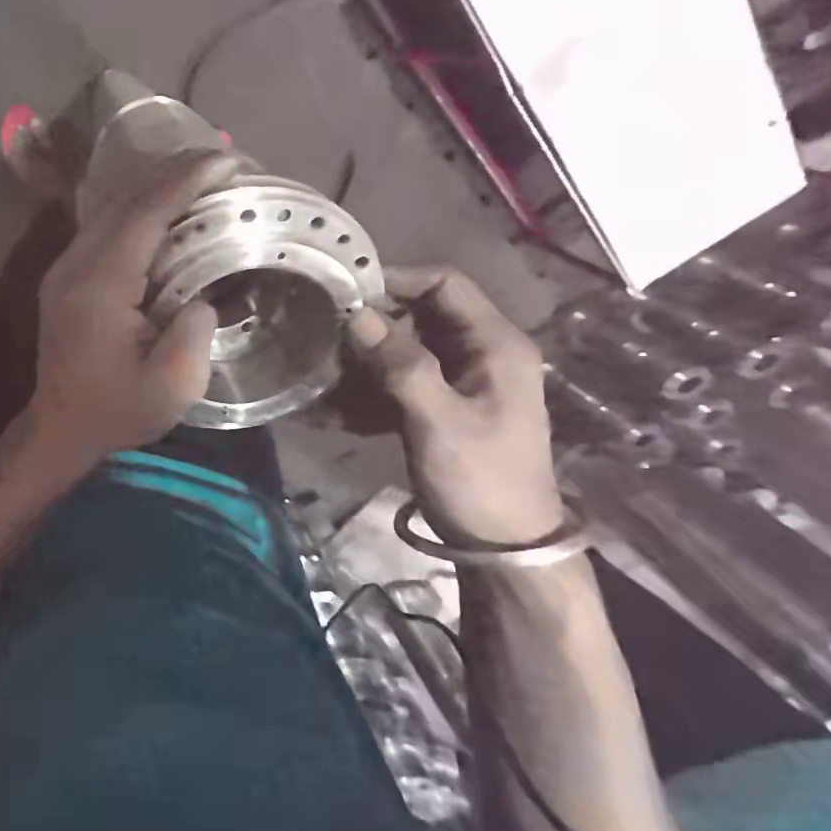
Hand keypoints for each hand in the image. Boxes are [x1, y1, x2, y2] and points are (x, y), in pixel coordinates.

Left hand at [18, 151, 243, 462]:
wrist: (59, 429)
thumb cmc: (115, 412)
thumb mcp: (170, 390)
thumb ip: (193, 336)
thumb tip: (200, 297)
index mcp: (100, 287)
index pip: (144, 214)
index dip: (186, 181)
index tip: (227, 162)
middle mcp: (75, 265)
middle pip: (124, 199)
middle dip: (174, 172)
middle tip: (222, 162)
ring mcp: (65, 268)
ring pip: (110, 206)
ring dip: (156, 186)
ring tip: (200, 178)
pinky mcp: (67, 276)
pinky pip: (105, 225)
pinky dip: (140, 209)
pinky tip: (167, 212)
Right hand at [344, 266, 564, 545]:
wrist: (505, 550)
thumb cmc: (480, 481)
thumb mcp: (439, 422)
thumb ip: (401, 365)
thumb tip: (358, 315)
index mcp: (495, 344)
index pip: (445, 284)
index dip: (396, 279)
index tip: (346, 292)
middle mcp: (481, 353)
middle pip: (420, 317)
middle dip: (372, 328)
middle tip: (326, 340)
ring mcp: (463, 383)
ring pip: (405, 352)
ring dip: (365, 365)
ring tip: (324, 381)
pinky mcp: (445, 409)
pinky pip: (403, 385)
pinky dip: (371, 395)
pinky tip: (338, 414)